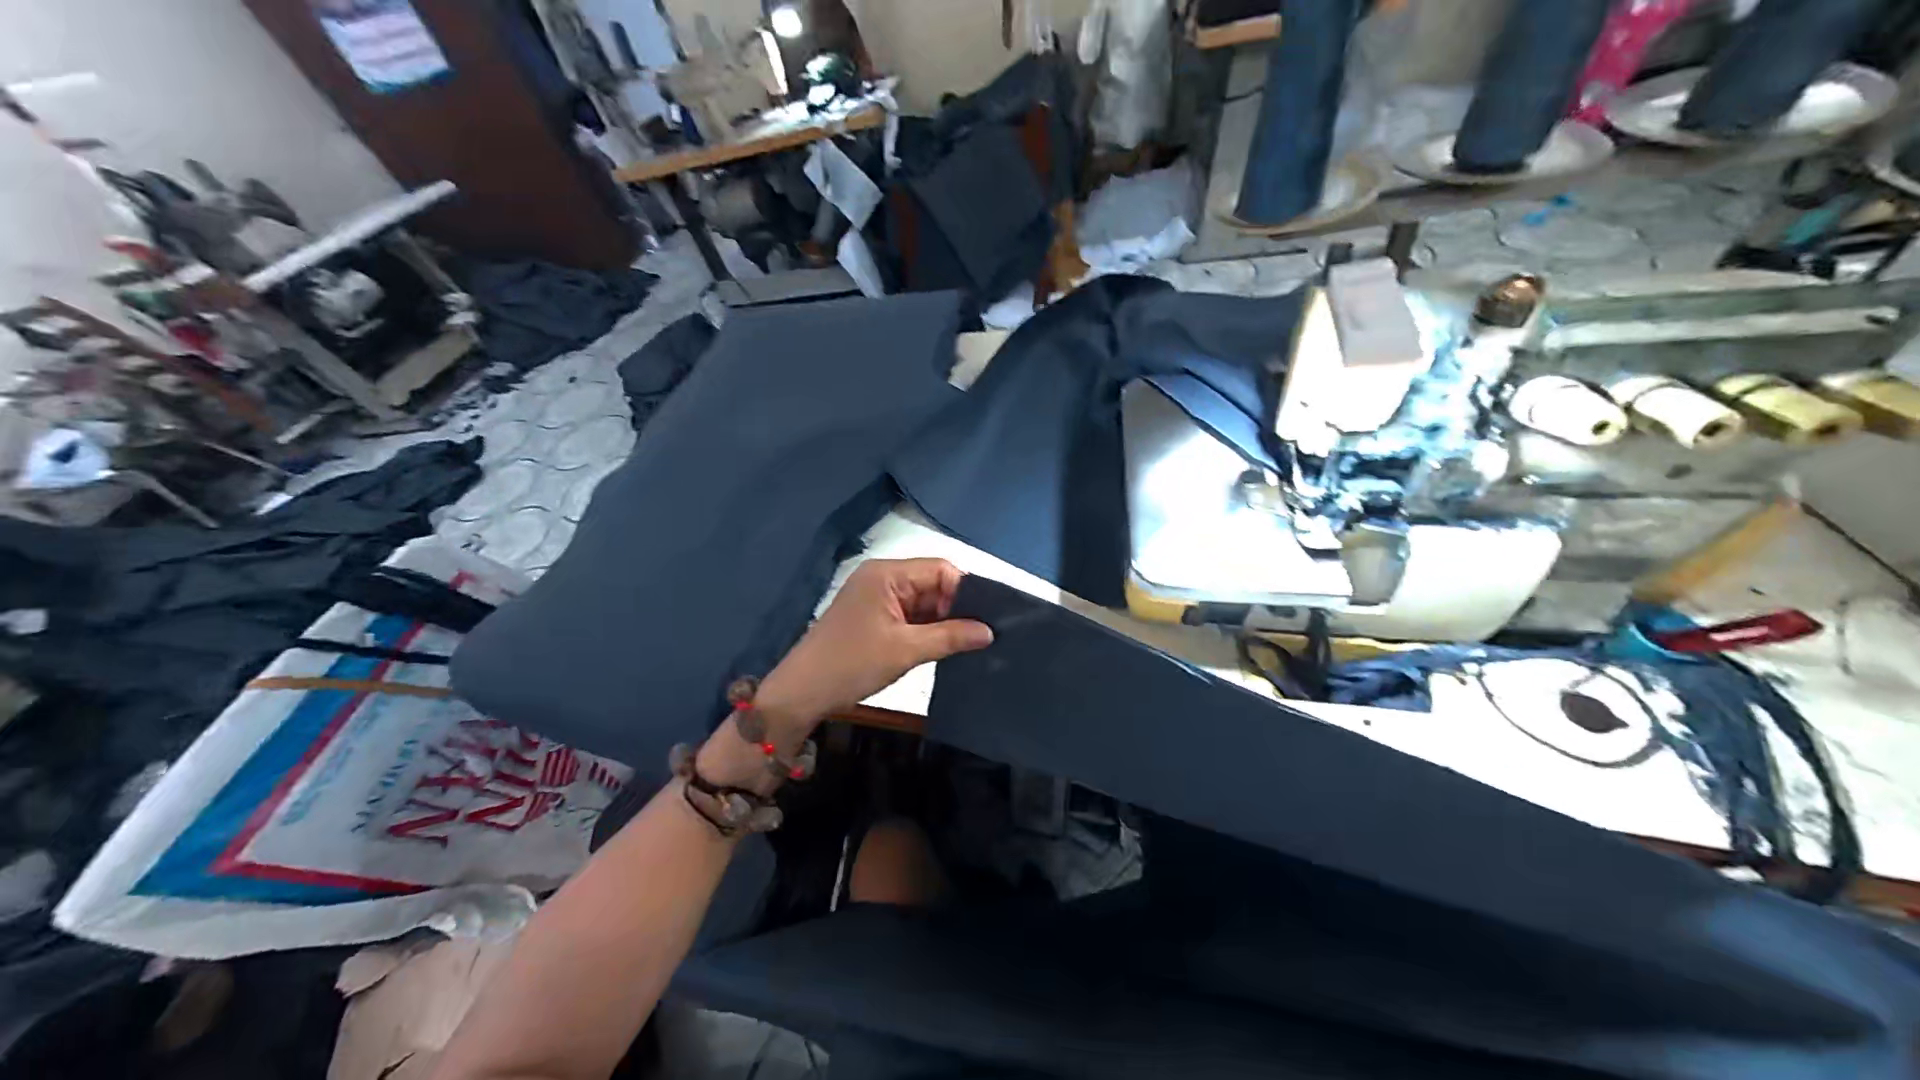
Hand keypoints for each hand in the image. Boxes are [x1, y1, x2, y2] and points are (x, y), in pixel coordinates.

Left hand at [758, 558, 993, 729]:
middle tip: (982, 634)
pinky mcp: (872, 617)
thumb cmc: (852, 664)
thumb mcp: (906, 650)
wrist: (801, 693)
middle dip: (955, 608)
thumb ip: (951, 636)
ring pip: (922, 601)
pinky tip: (945, 646)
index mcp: (886, 573)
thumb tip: (989, 631)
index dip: (964, 592)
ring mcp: (875, 597)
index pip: (940, 569)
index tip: (984, 620)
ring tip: (969, 642)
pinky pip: (909, 615)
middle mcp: (881, 577)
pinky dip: (926, 629)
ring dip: (941, 621)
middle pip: (932, 583)